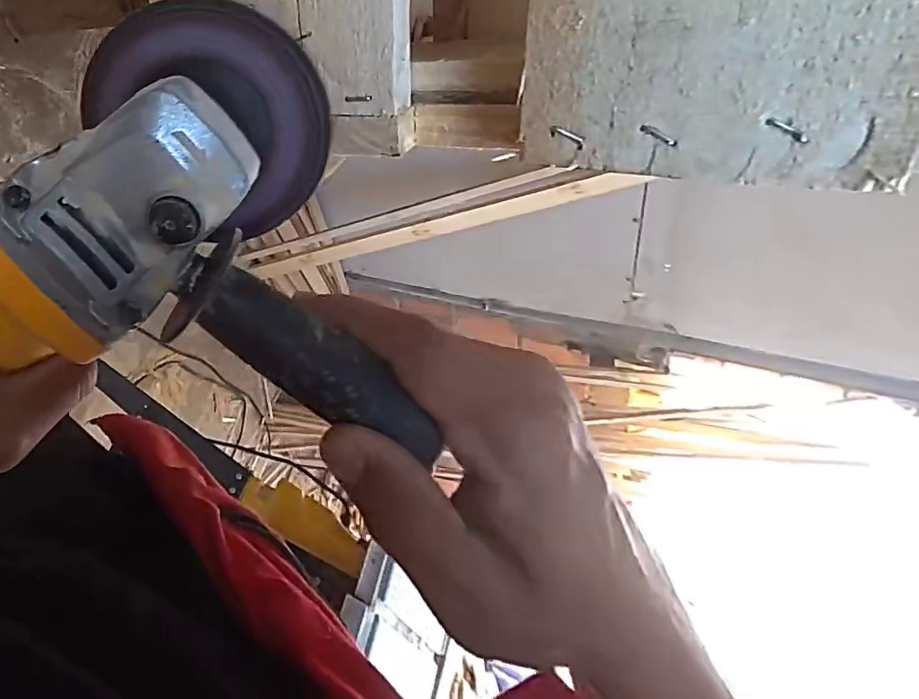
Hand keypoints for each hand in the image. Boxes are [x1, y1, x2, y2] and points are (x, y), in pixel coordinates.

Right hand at [304, 296, 727, 698]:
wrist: (623, 605)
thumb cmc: (542, 600)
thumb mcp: (462, 584)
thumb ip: (398, 506)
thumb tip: (336, 435)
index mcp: (512, 421)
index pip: (418, 349)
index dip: (352, 322)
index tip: (295, 312)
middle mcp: (525, 379)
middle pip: (421, 339)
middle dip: (355, 340)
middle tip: (297, 362)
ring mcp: (531, 375)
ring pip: (434, 345)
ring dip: (379, 355)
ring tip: (329, 382)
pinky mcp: (527, 381)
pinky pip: (452, 360)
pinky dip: (407, 368)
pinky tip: (382, 399)